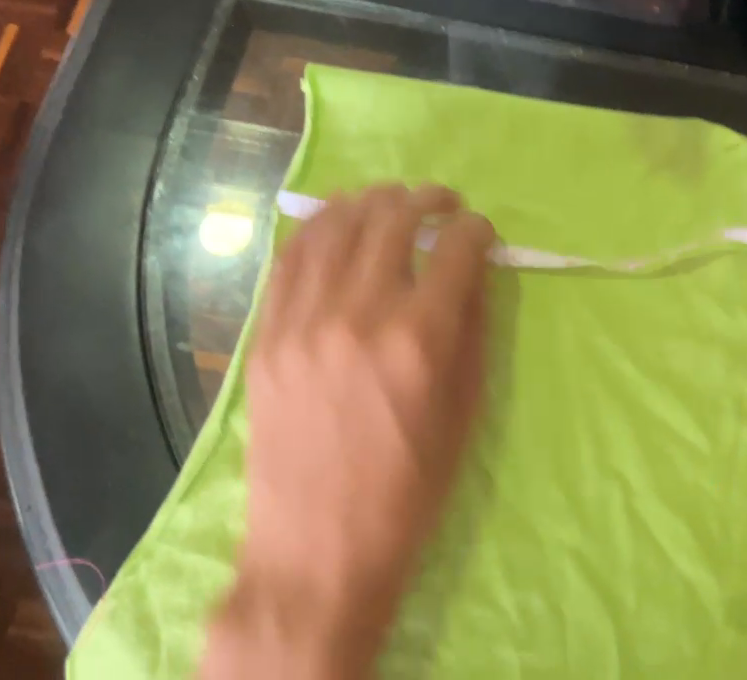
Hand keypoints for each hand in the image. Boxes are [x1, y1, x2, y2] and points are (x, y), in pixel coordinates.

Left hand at [209, 184, 495, 677]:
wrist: (318, 547)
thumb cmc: (409, 489)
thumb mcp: (465, 413)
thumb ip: (472, 330)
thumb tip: (475, 270)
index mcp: (419, 339)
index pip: (454, 249)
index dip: (474, 229)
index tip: (480, 230)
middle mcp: (359, 314)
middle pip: (393, 221)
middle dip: (426, 200)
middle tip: (441, 203)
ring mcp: (303, 321)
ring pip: (337, 226)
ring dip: (371, 201)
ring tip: (390, 199)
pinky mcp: (267, 335)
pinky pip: (291, 259)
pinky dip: (318, 227)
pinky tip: (336, 220)